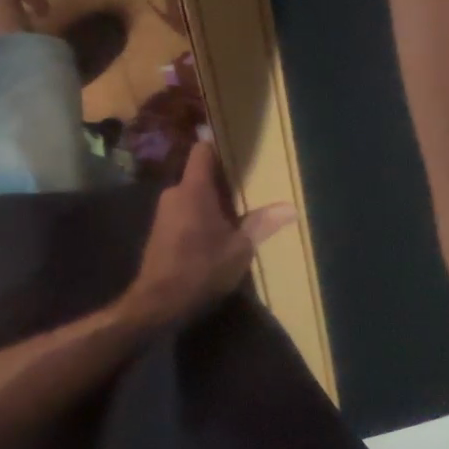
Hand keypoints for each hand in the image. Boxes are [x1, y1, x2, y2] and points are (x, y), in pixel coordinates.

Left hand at [120, 140, 296, 326]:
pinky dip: (198, 218)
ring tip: (236, 214)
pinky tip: (215, 235)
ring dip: (210, 203)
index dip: (219, 146)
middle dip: (221, 181)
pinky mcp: (158, 232)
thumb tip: (291, 208)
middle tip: (248, 188)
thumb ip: (262, 224)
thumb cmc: (201, 270)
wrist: (158, 302)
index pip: (202, 150)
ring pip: (190, 196)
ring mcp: (163, 213)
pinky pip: (182, 213)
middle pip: (199, 175)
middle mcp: (174, 193)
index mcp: (193, 189)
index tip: (239, 150)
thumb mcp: (239, 249)